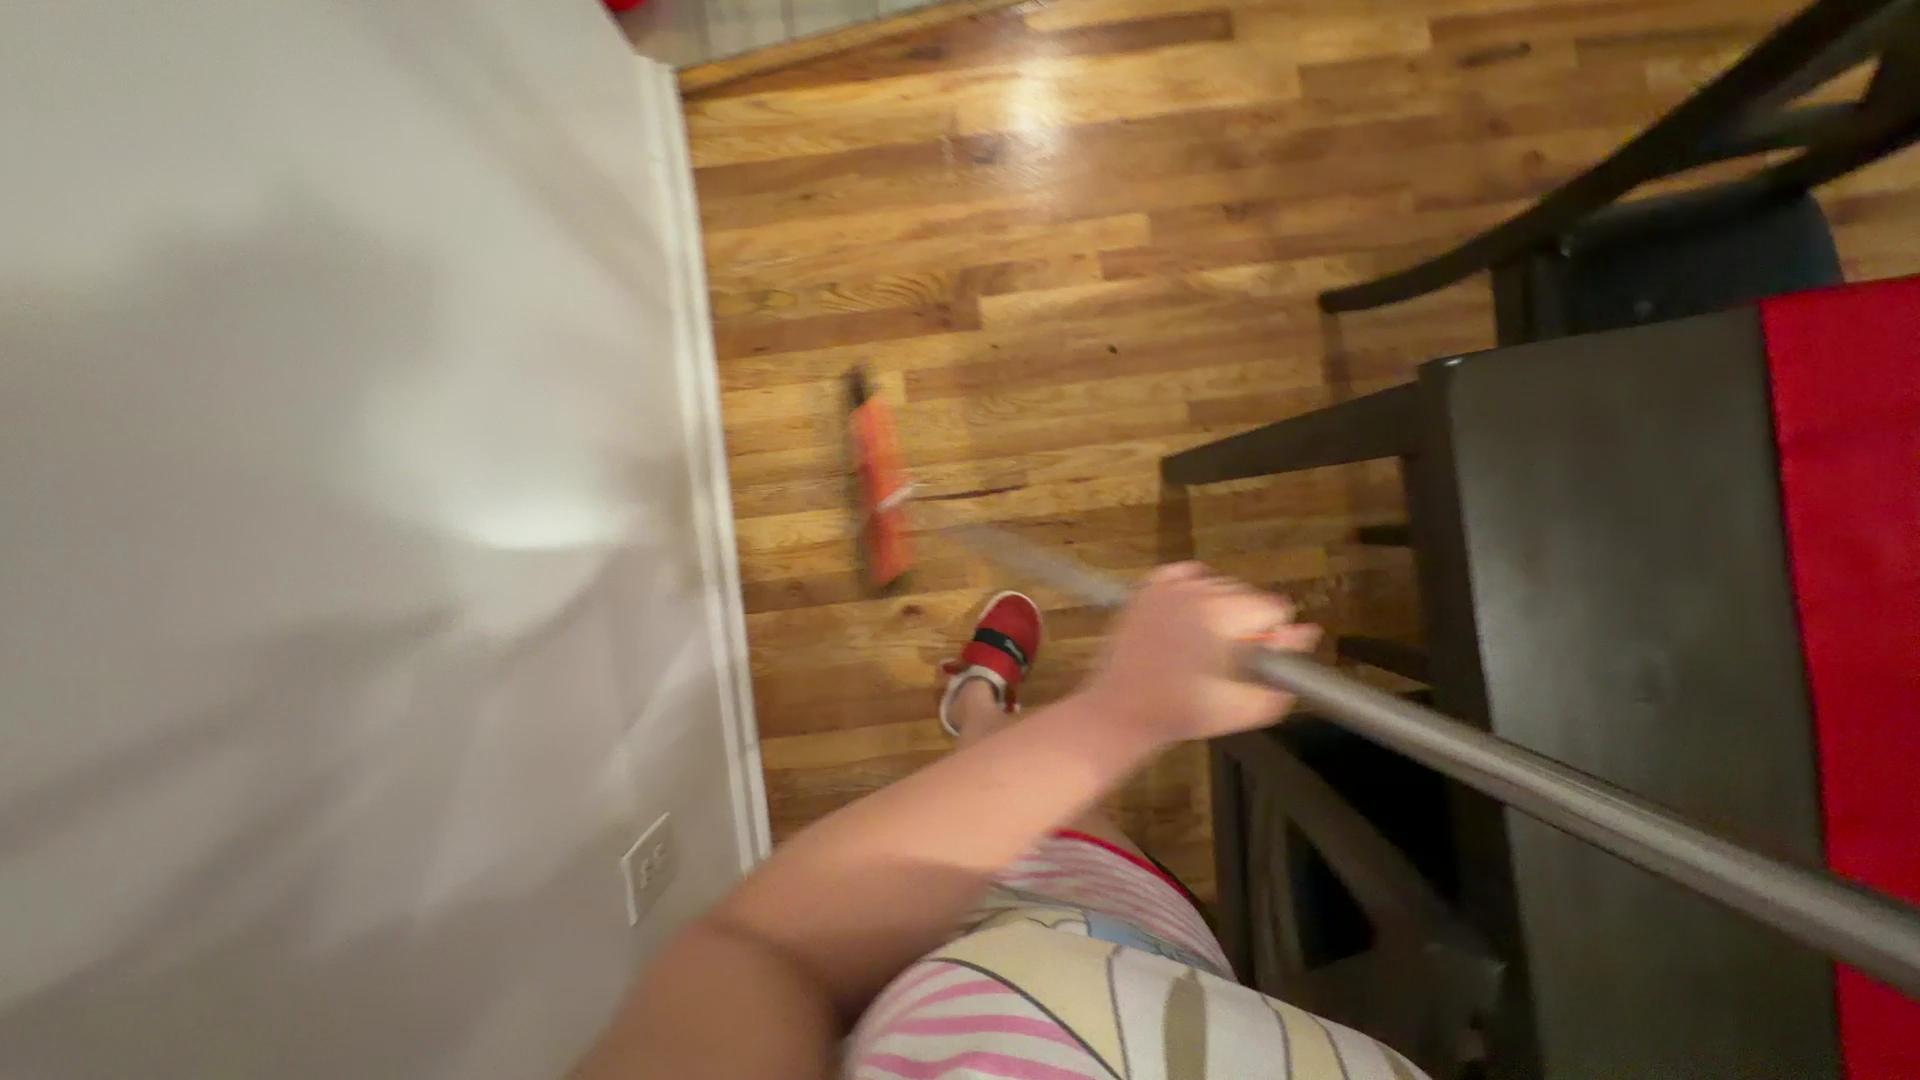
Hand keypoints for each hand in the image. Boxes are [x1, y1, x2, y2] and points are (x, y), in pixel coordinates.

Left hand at [1077, 563, 1320, 748]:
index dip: (1271, 636)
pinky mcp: (1146, 589)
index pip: (1273, 608)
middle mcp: (1194, 592)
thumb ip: (1285, 669)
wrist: (1122, 710)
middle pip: (1247, 594)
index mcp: (1220, 616)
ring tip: (1205, 643)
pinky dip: (1195, 588)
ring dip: (1221, 608)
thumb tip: (1305, 634)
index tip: (1256, 659)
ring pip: (1218, 583)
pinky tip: (1192, 615)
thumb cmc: (1183, 712)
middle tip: (1228, 658)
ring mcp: (1167, 587)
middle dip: (1247, 623)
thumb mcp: (1245, 706)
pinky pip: (1186, 573)